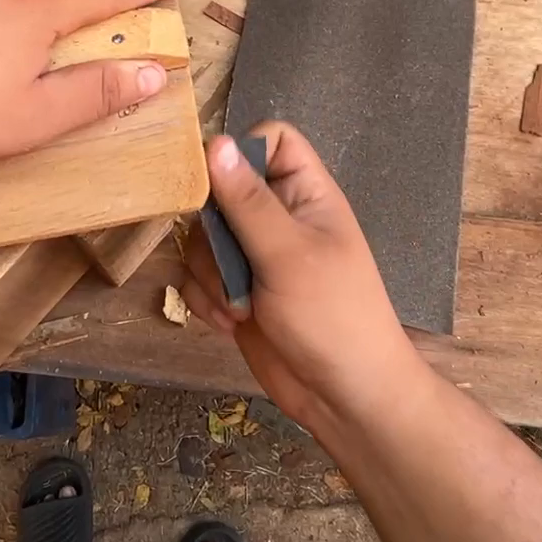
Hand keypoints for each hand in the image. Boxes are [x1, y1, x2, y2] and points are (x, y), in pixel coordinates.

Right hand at [180, 122, 424, 431]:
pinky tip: (229, 323)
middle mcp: (276, 217)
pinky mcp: (234, 289)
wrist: (344, 399)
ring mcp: (253, 255)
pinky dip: (205, 299)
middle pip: (219, 191)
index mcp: (305, 194)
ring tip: (239, 305)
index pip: (270, 141)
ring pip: (201, 238)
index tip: (218, 184)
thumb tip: (215, 142)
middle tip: (228, 261)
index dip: (242, 152)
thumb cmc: (332, 316)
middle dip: (214, 232)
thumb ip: (247, 201)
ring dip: (210, 275)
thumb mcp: (288, 254)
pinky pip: (197, 275)